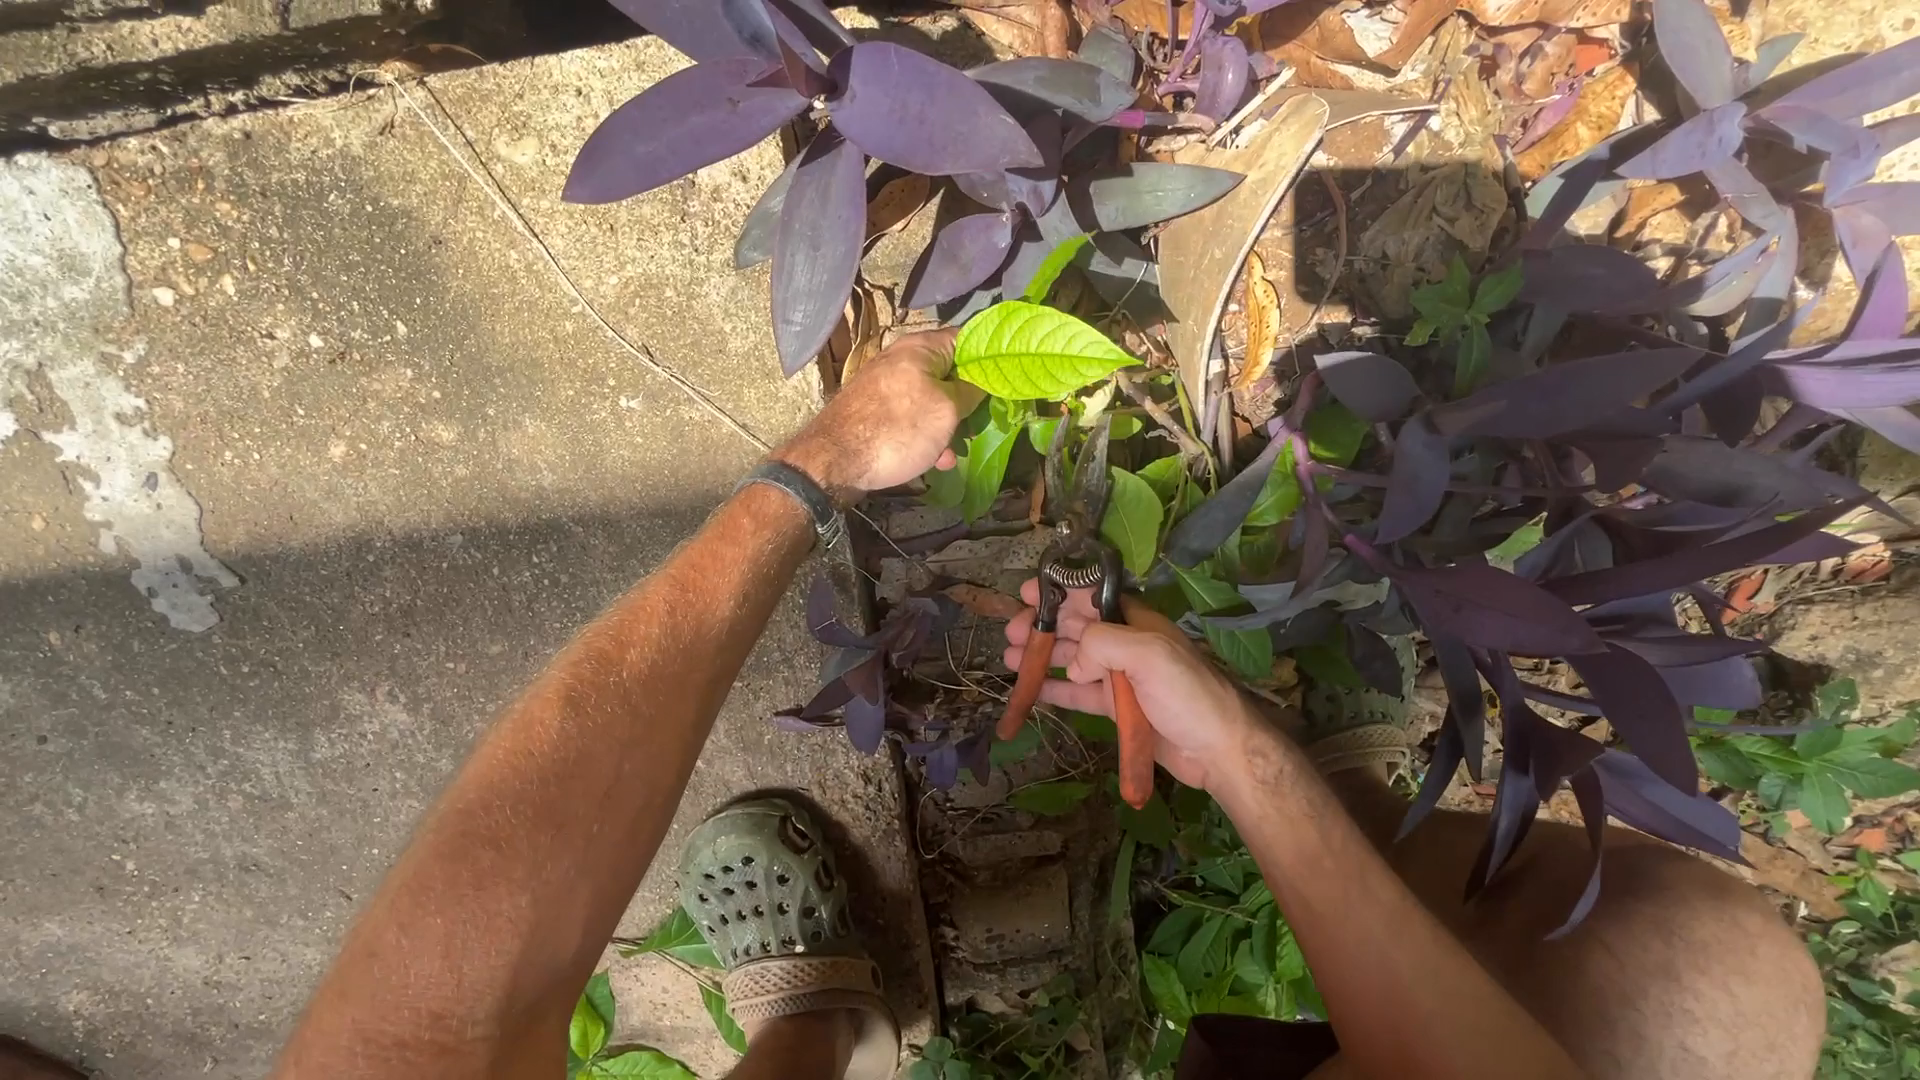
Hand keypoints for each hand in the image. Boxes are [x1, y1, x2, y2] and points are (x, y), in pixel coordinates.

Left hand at [773, 328, 983, 503]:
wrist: (834, 462)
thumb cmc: (897, 430)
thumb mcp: (947, 410)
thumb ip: (972, 391)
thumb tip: (984, 380)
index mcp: (921, 348)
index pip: (968, 337)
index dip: (991, 355)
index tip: (1011, 375)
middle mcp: (902, 360)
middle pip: (951, 372)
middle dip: (971, 399)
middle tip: (986, 421)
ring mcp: (887, 387)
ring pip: (934, 400)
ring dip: (950, 425)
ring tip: (956, 450)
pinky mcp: (877, 413)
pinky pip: (913, 419)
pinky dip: (927, 437)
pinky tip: (934, 461)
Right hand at [1001, 580, 1269, 793]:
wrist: (1218, 750)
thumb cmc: (1188, 694)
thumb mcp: (1148, 654)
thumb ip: (1103, 644)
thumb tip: (1074, 662)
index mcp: (1134, 622)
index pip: (1089, 597)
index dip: (1058, 592)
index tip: (1026, 593)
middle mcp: (1124, 644)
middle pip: (1074, 628)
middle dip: (1041, 626)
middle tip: (1010, 633)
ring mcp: (1119, 677)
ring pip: (1071, 660)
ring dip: (1040, 657)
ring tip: (1008, 659)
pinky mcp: (1116, 708)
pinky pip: (1077, 694)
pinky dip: (1053, 690)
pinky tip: (1029, 691)